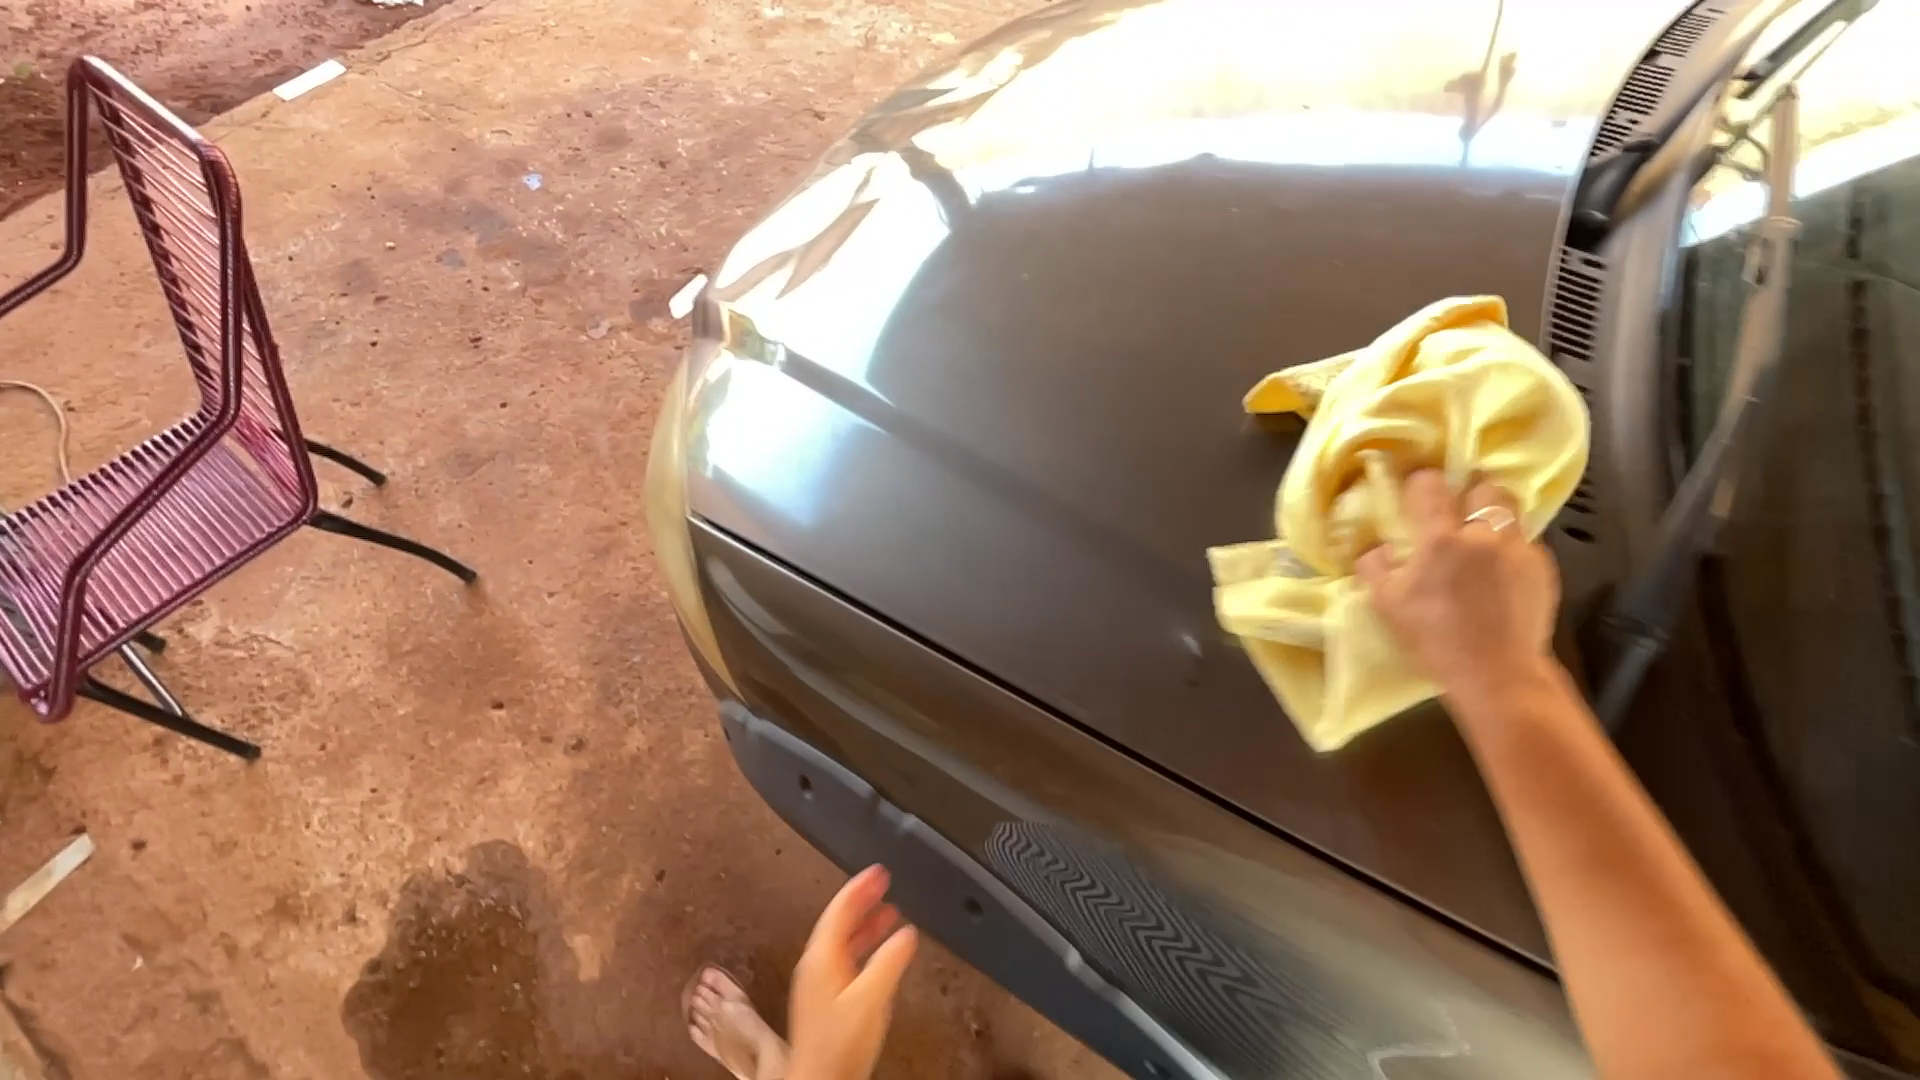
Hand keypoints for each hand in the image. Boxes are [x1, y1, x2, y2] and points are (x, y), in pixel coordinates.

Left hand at [788, 865, 918, 1079]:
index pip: (841, 908)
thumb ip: (889, 962)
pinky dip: (864, 943)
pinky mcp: (827, 997)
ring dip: (866, 921)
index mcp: (823, 956)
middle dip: (864, 899)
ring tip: (888, 909)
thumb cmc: (838, 1046)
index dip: (860, 886)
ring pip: (844, 938)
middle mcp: (818, 963)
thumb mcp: (870, 999)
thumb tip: (907, 932)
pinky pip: (847, 956)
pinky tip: (881, 949)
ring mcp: (820, 980)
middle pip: (840, 920)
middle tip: (884, 881)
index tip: (878, 870)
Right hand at [1356, 469, 1559, 695]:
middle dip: (1468, 491)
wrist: (1496, 673)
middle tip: (1456, 507)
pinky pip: (1524, 542)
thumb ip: (1374, 566)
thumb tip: (1378, 547)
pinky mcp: (1543, 569)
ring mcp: (1519, 550)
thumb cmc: (1434, 637)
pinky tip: (1498, 572)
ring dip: (1492, 515)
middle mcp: (1483, 535)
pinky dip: (1509, 547)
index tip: (1413, 491)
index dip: (1420, 482)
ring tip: (1480, 536)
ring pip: (1510, 510)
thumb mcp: (1386, 603)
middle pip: (1484, 487)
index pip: (1431, 485)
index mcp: (1441, 539)